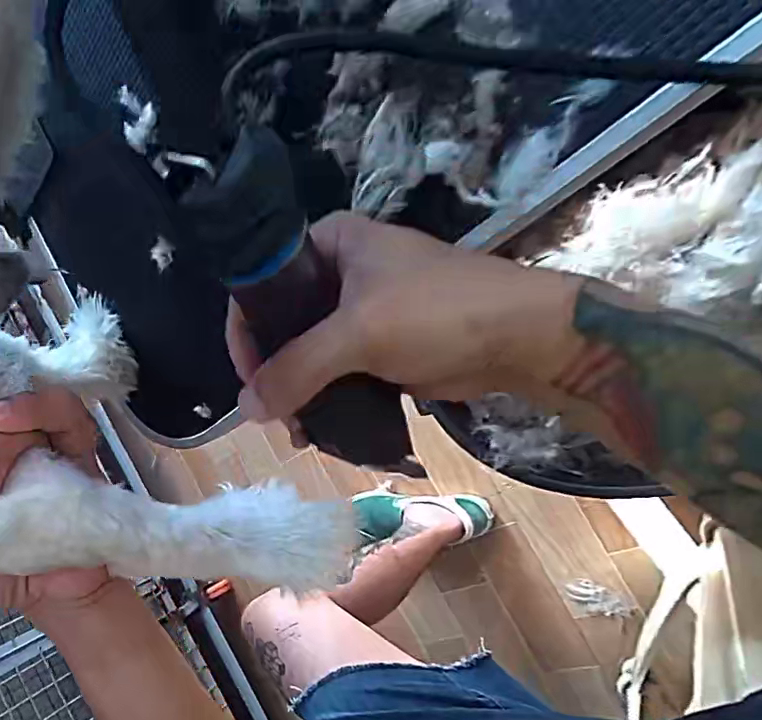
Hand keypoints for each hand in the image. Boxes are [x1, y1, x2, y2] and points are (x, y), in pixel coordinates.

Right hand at [227, 212, 587, 422]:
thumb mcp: (359, 333)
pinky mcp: (382, 350)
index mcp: (330, 245)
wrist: (515, 338)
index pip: (263, 284)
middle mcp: (341, 275)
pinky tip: (322, 429)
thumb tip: (246, 408)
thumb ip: (298, 368)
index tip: (248, 380)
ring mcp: (363, 315)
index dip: (247, 332)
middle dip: (276, 373)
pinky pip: (340, 376)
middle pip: (285, 326)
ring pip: (313, 357)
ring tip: (298, 432)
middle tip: (274, 414)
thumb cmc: (437, 313)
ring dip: (301, 394)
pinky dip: (329, 401)